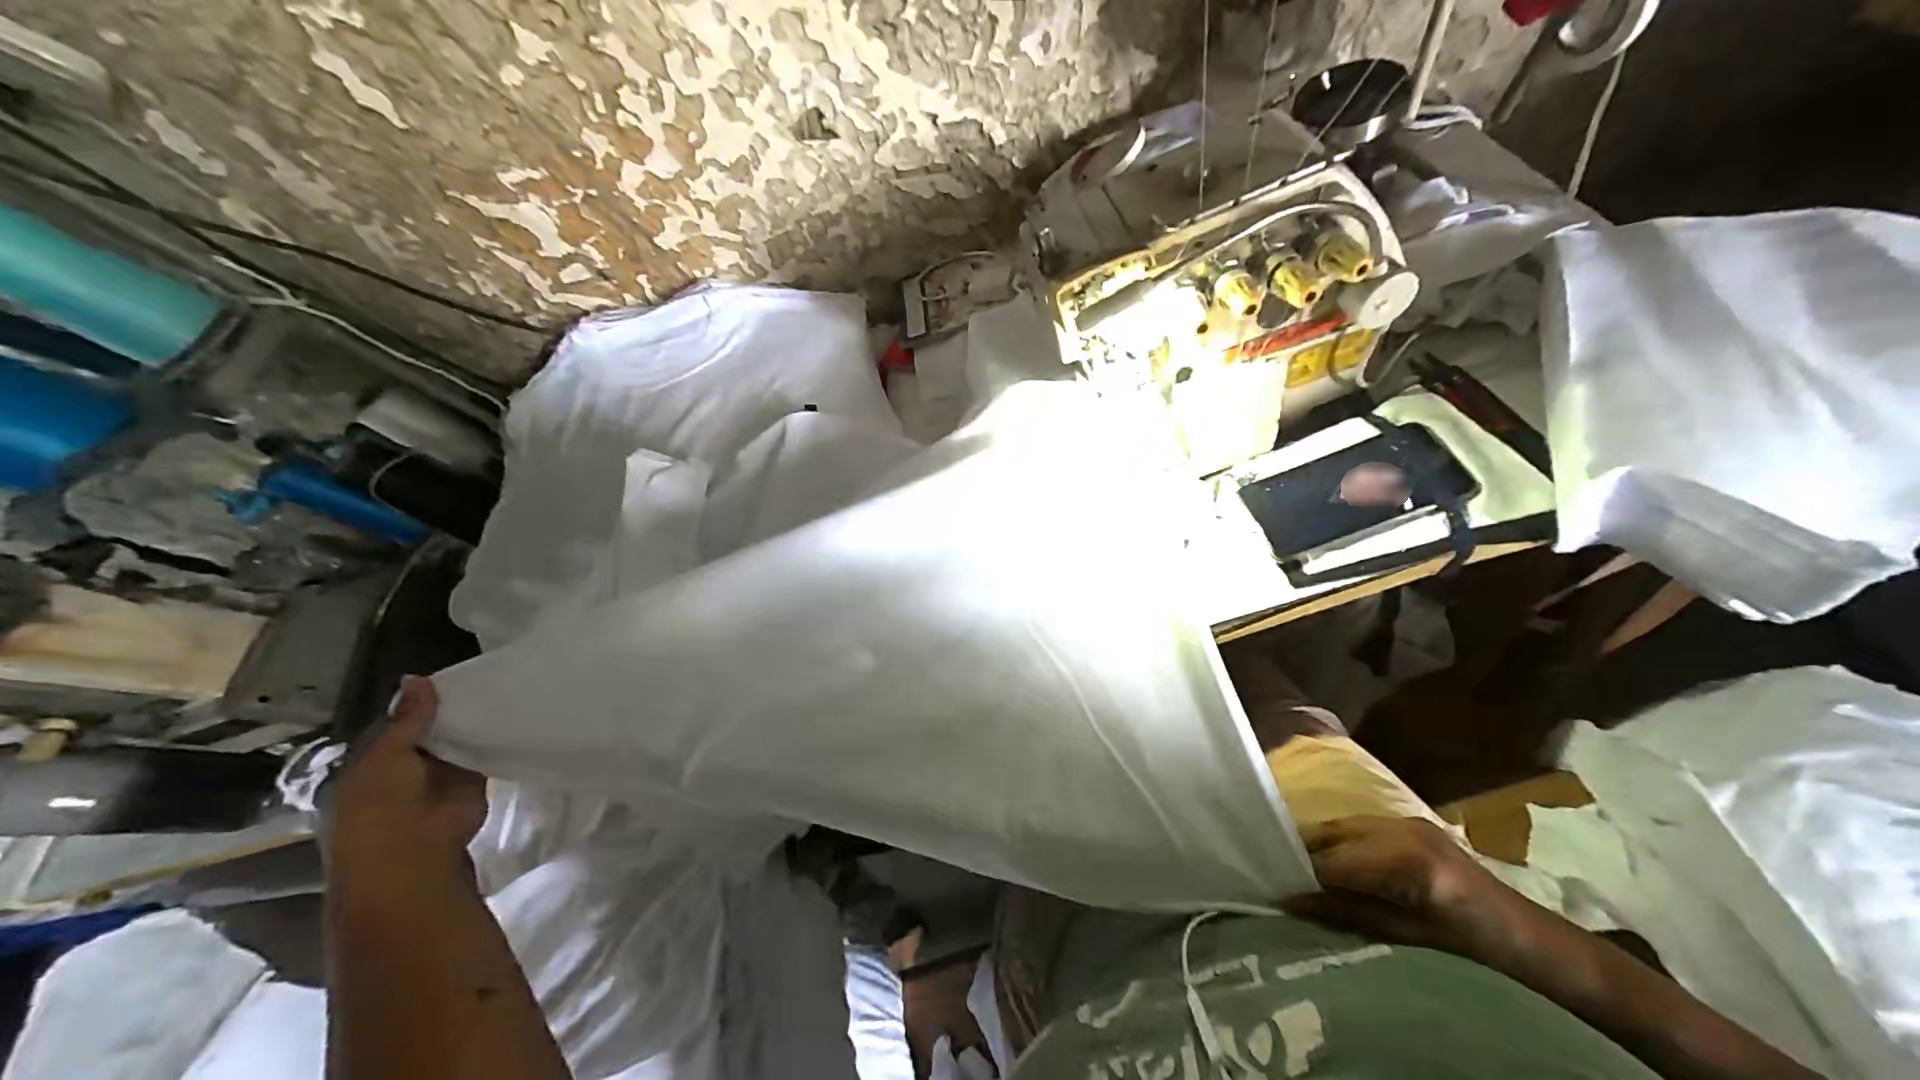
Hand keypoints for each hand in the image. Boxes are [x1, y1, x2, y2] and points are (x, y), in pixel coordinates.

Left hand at [323, 675, 487, 882]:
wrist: (416, 851)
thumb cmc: (381, 804)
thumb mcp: (386, 754)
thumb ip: (407, 718)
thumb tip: (417, 676)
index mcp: (372, 765)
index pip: (397, 727)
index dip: (416, 705)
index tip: (443, 679)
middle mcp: (405, 770)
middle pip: (429, 733)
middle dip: (447, 712)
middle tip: (475, 676)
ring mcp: (439, 778)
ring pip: (456, 743)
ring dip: (470, 724)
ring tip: (495, 687)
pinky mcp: (471, 784)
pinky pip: (481, 755)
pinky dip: (490, 739)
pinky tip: (506, 713)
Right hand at [1287, 815, 1534, 965]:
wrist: (1516, 926)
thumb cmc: (1461, 940)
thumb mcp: (1399, 932)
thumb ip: (1343, 910)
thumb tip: (1290, 901)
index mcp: (1407, 863)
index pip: (1336, 863)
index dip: (1303, 875)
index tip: (1277, 888)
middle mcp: (1402, 830)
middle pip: (1332, 834)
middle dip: (1304, 853)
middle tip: (1282, 873)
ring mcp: (1405, 819)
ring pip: (1342, 825)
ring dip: (1320, 844)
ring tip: (1303, 866)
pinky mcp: (1406, 817)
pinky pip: (1359, 824)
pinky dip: (1341, 839)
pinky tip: (1335, 856)